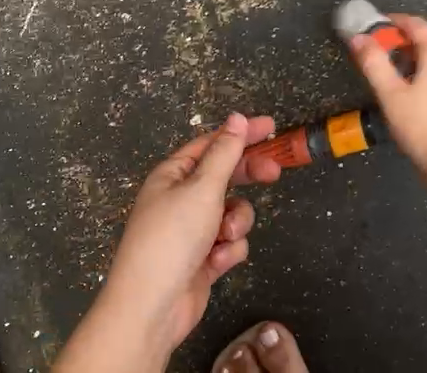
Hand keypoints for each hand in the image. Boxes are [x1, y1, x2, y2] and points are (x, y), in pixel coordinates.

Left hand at [68, 114, 281, 370]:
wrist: (152, 309)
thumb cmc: (172, 238)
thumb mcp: (202, 188)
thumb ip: (225, 152)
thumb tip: (237, 117)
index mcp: (173, 175)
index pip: (212, 144)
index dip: (241, 134)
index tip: (271, 127)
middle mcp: (181, 198)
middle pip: (225, 176)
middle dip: (247, 177)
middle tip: (274, 174)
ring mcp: (192, 230)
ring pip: (232, 211)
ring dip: (235, 223)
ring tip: (224, 236)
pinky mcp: (203, 259)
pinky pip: (229, 242)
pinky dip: (227, 251)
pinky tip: (215, 263)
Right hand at [348, 13, 426, 178]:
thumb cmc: (422, 127)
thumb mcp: (391, 95)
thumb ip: (374, 63)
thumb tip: (358, 38)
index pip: (417, 24)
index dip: (396, 21)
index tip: (378, 25)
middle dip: (405, 44)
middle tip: (383, 56)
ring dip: (419, 62)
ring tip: (399, 79)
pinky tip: (422, 99)